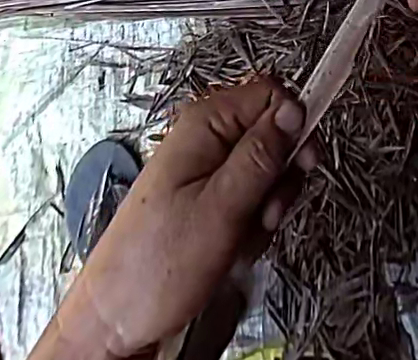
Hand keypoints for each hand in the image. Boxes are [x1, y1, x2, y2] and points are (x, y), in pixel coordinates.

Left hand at [35, 77, 320, 359]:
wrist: (114, 323)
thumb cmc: (155, 268)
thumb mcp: (221, 208)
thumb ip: (262, 154)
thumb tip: (294, 108)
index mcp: (205, 123)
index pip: (270, 94)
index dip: (294, 123)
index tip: (303, 158)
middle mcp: (207, 137)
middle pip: (273, 133)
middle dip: (281, 175)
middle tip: (269, 209)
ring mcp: (208, 168)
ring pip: (267, 170)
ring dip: (267, 207)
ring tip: (244, 237)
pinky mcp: (209, 196)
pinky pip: (252, 197)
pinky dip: (253, 224)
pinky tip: (234, 247)